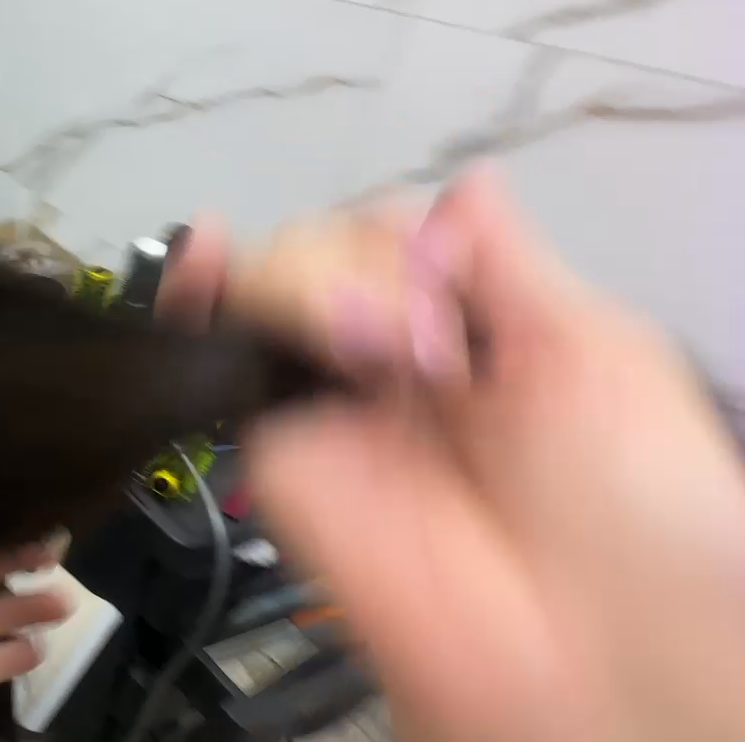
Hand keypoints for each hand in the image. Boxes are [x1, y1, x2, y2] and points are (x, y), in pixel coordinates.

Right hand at [223, 171, 744, 739]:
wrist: (575, 640)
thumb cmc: (630, 500)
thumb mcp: (597, 356)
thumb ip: (510, 267)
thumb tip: (466, 182)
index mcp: (454, 323)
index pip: (382, 235)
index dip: (397, 241)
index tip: (443, 283)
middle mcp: (372, 344)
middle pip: (313, 247)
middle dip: (358, 272)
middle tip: (420, 346)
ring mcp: (312, 382)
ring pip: (260, 280)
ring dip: (298, 283)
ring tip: (364, 350)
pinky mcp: (260, 424)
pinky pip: (211, 344)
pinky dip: (191, 287)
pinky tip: (197, 252)